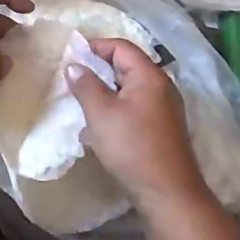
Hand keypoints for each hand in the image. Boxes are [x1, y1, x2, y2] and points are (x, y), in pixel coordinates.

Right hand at [66, 38, 212, 217]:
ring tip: (83, 104)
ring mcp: (165, 107)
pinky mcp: (163, 126)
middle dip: (98, 70)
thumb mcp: (101, 114)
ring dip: (106, 92)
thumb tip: (74, 65)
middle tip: (73, 80)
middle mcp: (161, 85)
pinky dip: (117, 109)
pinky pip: (136, 106)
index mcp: (149, 75)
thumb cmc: (132, 147)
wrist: (168, 192)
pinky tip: (101, 127)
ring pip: (130, 88)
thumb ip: (86, 85)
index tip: (71, 56)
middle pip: (127, 65)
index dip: (95, 47)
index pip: (121, 47)